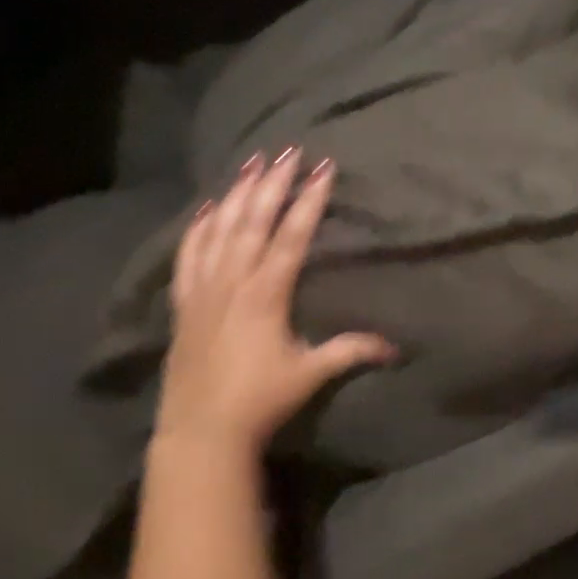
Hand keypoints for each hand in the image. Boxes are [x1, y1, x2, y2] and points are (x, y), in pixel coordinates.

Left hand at [156, 150, 393, 452]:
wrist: (203, 427)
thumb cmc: (261, 400)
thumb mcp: (310, 374)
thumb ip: (349, 352)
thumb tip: (393, 346)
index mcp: (266, 295)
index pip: (290, 237)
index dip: (308, 202)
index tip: (322, 169)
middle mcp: (232, 281)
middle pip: (253, 221)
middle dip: (272, 184)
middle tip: (287, 151)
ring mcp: (203, 289)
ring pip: (220, 229)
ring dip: (237, 194)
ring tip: (252, 164)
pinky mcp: (184, 303)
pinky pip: (188, 253)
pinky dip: (198, 227)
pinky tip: (207, 209)